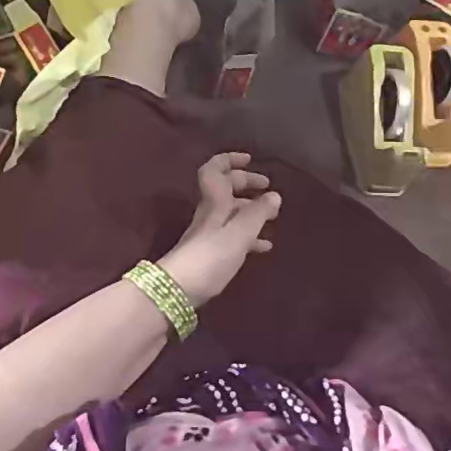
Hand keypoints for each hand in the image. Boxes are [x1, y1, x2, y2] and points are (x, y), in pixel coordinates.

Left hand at [158, 153, 279, 306]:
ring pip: (230, 213)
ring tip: (272, 217)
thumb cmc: (210, 257)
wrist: (177, 290)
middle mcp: (209, 213)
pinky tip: (264, 246)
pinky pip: (232, 236)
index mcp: (214, 202)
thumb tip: (273, 194)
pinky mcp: (209, 253)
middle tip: (267, 188)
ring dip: (250, 210)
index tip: (250, 159)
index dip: (230, 160)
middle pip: (225, 190)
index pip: (215, 170)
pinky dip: (248, 235)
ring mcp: (208, 234)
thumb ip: (257, 213)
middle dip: (245, 183)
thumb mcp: (239, 234)